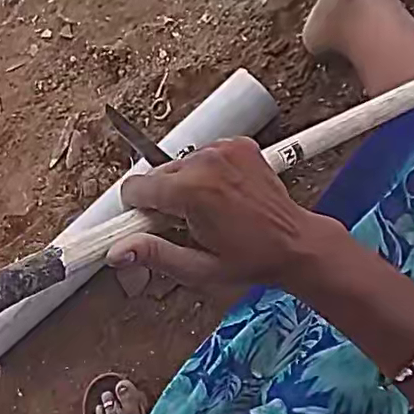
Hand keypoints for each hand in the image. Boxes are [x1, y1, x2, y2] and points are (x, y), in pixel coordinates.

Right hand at [110, 137, 343, 291]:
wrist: (296, 243)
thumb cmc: (252, 259)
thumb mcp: (198, 268)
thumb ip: (153, 255)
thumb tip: (117, 252)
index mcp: (192, 190)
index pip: (135, 188)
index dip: (138, 211)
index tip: (151, 225)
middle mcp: (207, 162)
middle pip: (156, 176)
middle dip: (162, 200)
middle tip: (187, 224)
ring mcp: (224, 149)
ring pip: (178, 166)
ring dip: (183, 186)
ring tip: (208, 210)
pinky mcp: (237, 145)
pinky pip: (201, 157)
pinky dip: (204, 173)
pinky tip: (220, 195)